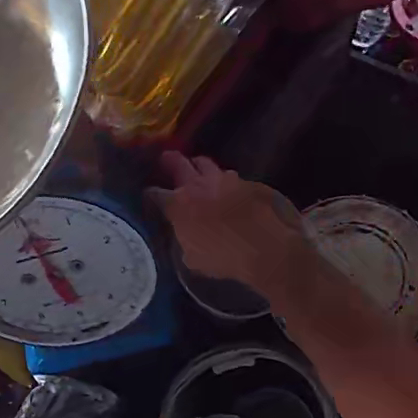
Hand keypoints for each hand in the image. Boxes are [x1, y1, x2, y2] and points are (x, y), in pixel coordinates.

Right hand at [148, 152, 308, 294]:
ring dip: (202, 169)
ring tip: (201, 173)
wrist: (267, 248)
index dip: (151, 194)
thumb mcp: (194, 258)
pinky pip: (235, 179)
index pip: (156, 194)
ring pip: (208, 165)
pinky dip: (229, 183)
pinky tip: (232, 192)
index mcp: (179, 204)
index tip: (150, 196)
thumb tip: (185, 236)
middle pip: (179, 164)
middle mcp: (199, 185)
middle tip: (167, 159)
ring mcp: (227, 180)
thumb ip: (185, 241)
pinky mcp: (251, 183)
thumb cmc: (225, 258)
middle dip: (171, 161)